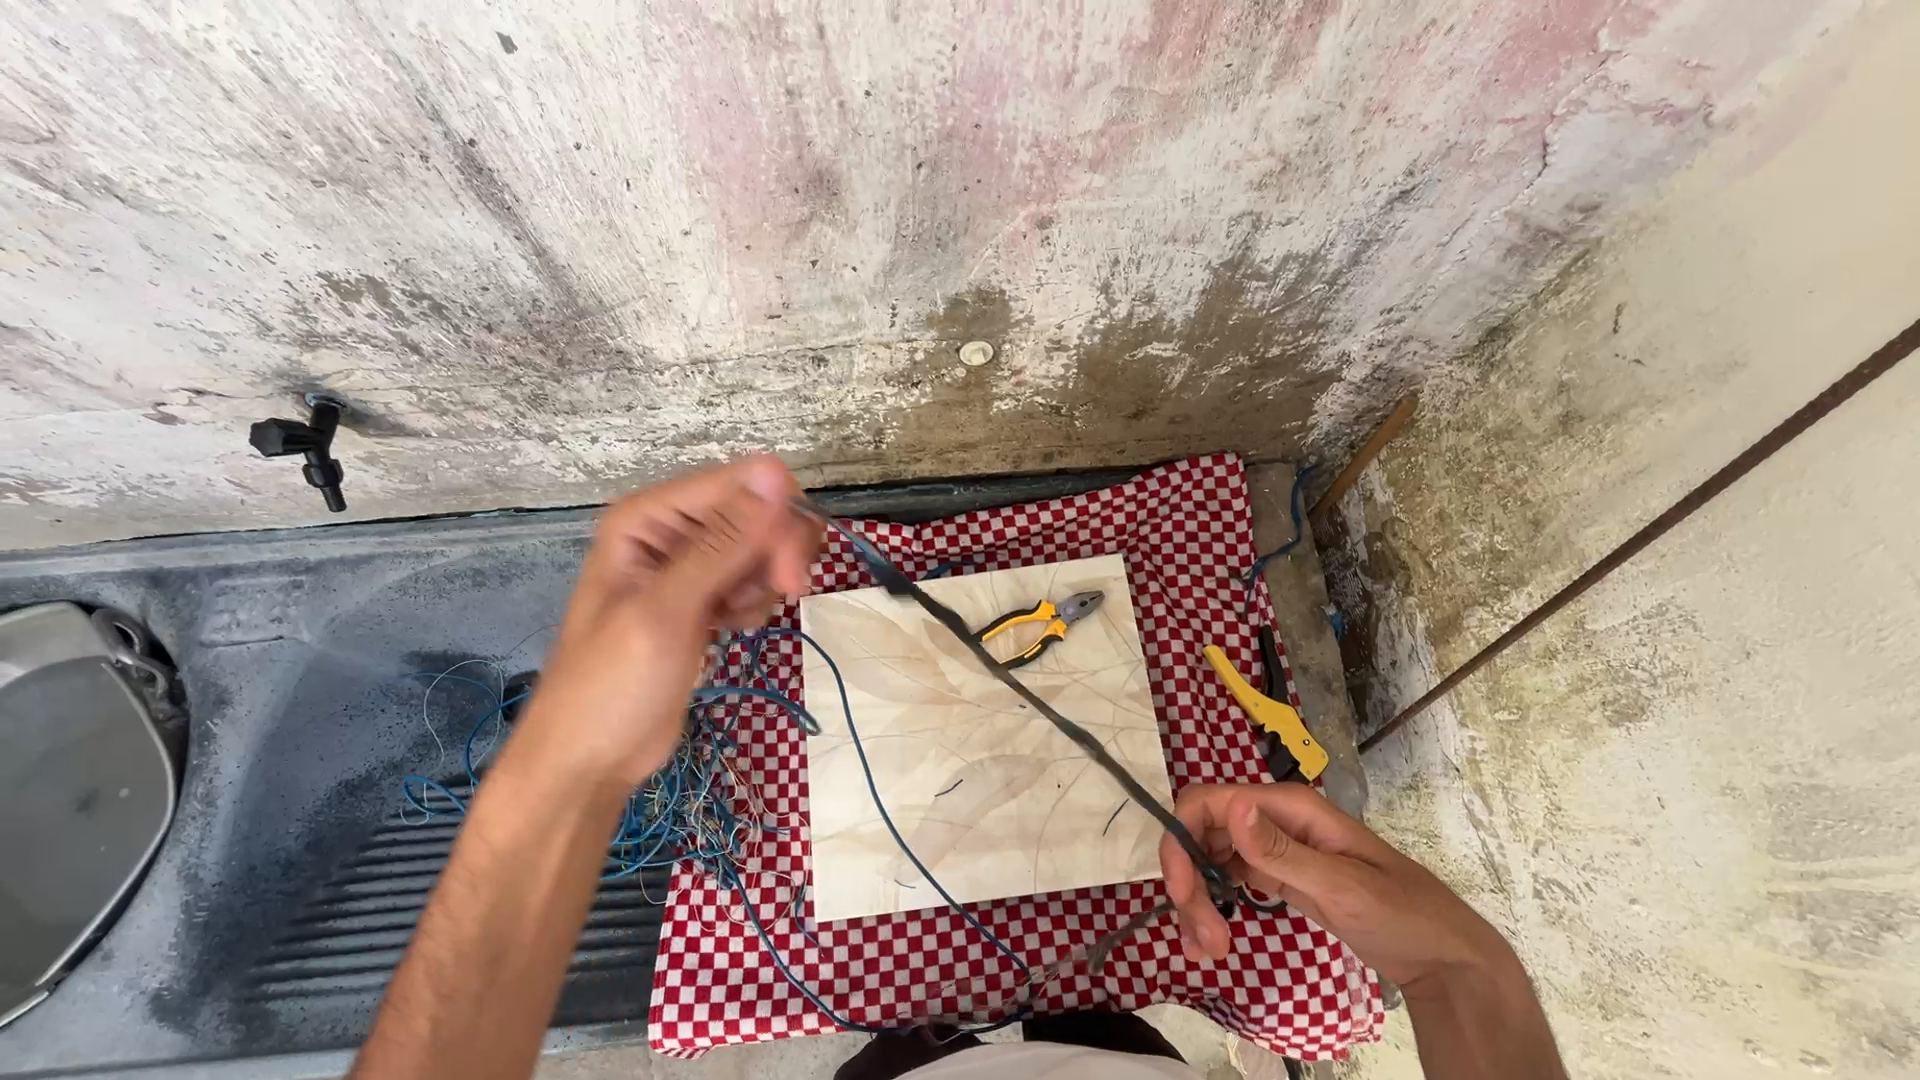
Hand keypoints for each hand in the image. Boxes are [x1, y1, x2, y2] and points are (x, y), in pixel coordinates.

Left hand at [517, 457, 821, 788]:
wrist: (592, 758)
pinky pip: (756, 578)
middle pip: (762, 512)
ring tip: (733, 620)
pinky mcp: (707, 596)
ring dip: (766, 583)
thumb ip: (724, 542)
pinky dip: (756, 603)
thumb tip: (777, 474)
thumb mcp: (666, 609)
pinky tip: (730, 629)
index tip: (789, 577)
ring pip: (765, 547)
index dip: (778, 522)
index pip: (745, 484)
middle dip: (778, 554)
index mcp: (650, 516)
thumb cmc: (612, 686)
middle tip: (782, 595)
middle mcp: (673, 529)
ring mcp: (691, 563)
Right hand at [1159, 783, 1513, 991]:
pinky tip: (1211, 938)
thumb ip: (1281, 849)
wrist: (1442, 956)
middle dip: (1190, 881)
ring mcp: (1272, 846)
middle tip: (1201, 939)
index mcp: (1287, 806)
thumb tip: (1231, 806)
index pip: (1207, 802)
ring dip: (1197, 899)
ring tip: (1208, 949)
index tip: (1178, 892)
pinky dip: (1211, 906)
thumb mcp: (1341, 886)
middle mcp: (1271, 818)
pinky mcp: (1275, 874)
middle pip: (1202, 833)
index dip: (1181, 840)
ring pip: (1209, 858)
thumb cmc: (1402, 914)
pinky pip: (1227, 880)